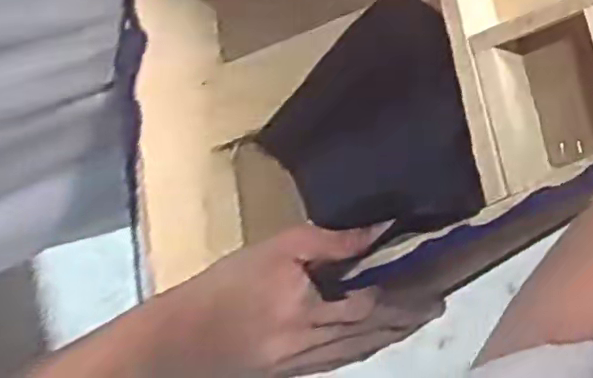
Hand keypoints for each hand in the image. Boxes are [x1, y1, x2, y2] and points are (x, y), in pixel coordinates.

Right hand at [146, 224, 440, 376]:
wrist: (156, 347)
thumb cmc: (220, 288)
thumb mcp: (279, 248)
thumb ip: (336, 240)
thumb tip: (384, 229)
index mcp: (303, 316)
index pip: (368, 307)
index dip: (402, 299)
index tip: (433, 289)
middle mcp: (300, 348)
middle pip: (364, 335)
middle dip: (403, 322)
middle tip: (436, 309)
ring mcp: (287, 367)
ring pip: (349, 354)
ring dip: (385, 338)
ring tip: (414, 324)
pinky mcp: (274, 374)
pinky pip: (326, 364)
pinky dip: (354, 353)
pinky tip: (367, 345)